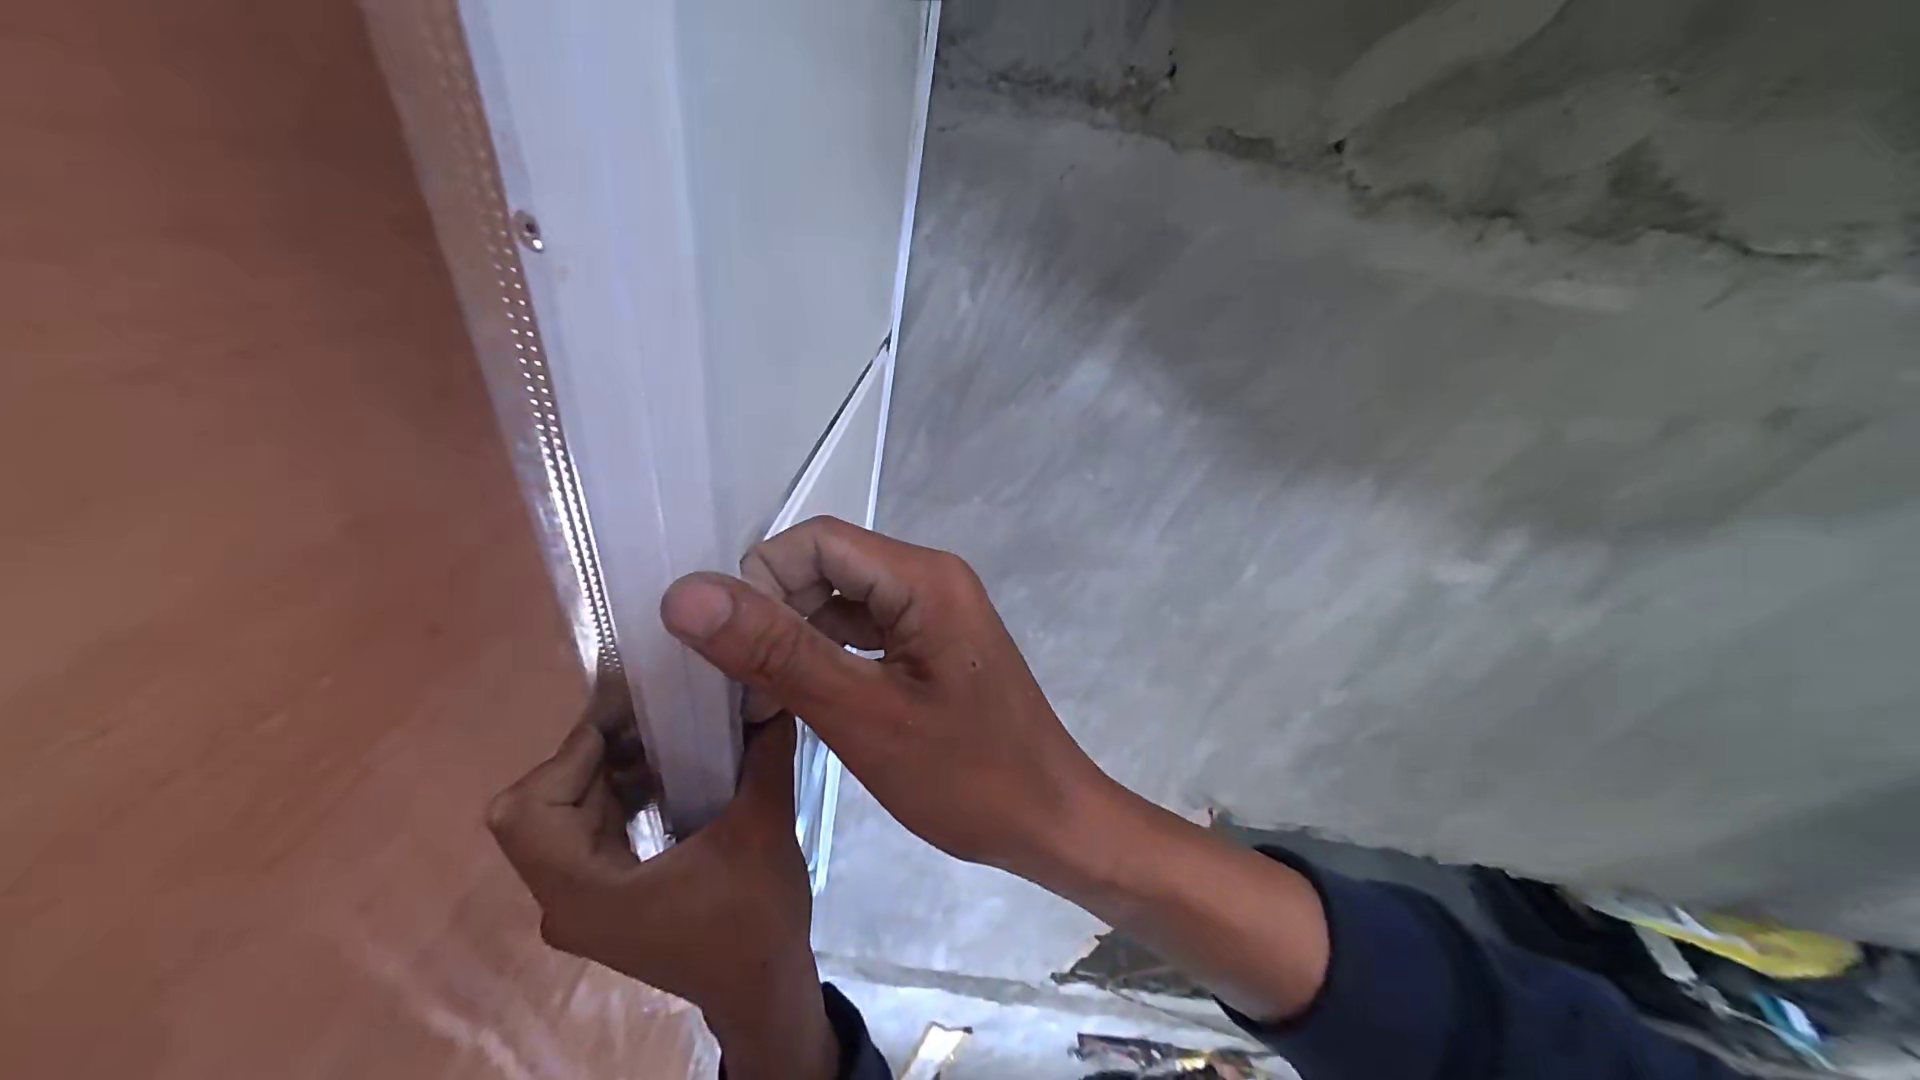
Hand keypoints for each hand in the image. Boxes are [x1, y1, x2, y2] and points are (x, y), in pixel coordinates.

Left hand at [485, 707, 837, 1079]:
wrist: (763, 988)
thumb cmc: (756, 917)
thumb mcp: (765, 828)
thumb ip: (765, 756)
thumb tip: (772, 696)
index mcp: (586, 892)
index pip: (527, 812)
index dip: (567, 756)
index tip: (625, 718)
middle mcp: (566, 900)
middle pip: (541, 808)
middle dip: (592, 754)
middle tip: (648, 712)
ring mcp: (581, 902)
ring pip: (563, 816)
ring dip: (606, 770)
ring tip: (661, 730)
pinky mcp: (602, 899)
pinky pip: (587, 831)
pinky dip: (617, 794)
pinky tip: (665, 771)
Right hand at [658, 516, 1109, 874]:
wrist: (1050, 821)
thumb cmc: (968, 777)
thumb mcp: (863, 717)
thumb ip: (777, 652)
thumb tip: (684, 592)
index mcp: (922, 578)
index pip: (813, 542)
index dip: (760, 585)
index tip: (738, 657)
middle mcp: (929, 578)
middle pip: (825, 567)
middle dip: (775, 616)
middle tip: (753, 691)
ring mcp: (933, 610)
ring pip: (838, 601)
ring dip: (795, 641)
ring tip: (771, 703)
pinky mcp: (930, 642)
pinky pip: (862, 630)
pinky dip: (826, 657)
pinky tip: (807, 701)